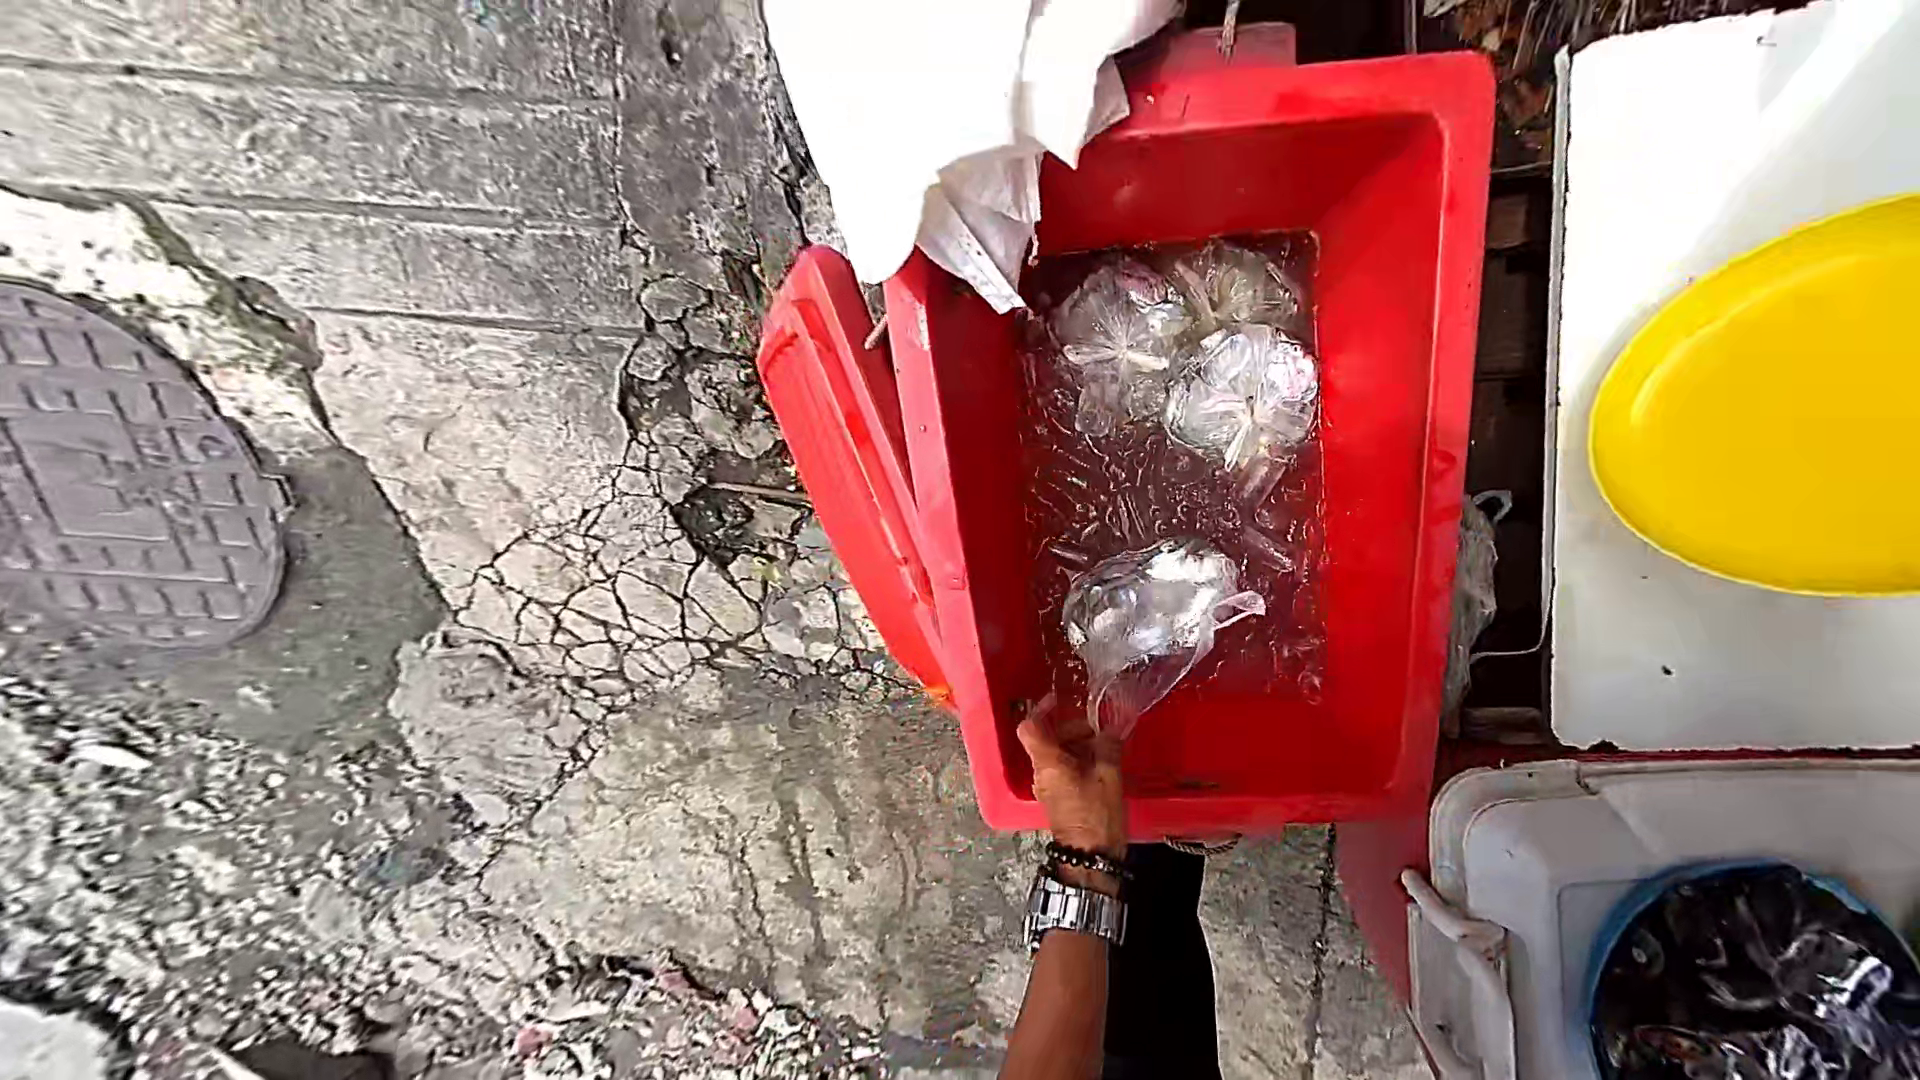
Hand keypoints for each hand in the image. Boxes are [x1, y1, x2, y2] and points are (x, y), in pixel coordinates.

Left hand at [1016, 693, 1126, 859]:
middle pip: (1047, 739)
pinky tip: (1101, 763)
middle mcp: (1041, 772)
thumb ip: (1108, 746)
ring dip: (1077, 745)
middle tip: (1097, 729)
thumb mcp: (1108, 777)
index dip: (1042, 710)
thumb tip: (1111, 727)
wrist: (1091, 859)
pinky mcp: (1058, 797)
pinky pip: (1062, 769)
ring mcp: (1048, 786)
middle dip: (1071, 728)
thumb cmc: (1096, 816)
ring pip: (1056, 754)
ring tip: (1104, 746)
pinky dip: (1078, 760)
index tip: (1060, 701)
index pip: (1029, 727)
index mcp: (1047, 762)